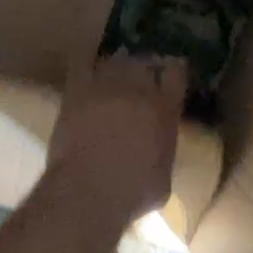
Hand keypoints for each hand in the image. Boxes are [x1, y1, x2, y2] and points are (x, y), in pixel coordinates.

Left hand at [45, 55, 187, 223]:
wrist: (89, 191)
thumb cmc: (133, 193)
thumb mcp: (163, 178)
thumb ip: (163, 154)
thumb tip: (158, 152)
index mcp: (165, 109)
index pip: (176, 73)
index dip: (173, 70)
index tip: (171, 71)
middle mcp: (138, 90)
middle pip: (145, 61)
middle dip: (145, 65)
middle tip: (142, 73)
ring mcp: (106, 88)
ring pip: (116, 60)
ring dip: (119, 63)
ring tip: (116, 69)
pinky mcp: (76, 92)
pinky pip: (82, 64)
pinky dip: (87, 62)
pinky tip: (87, 63)